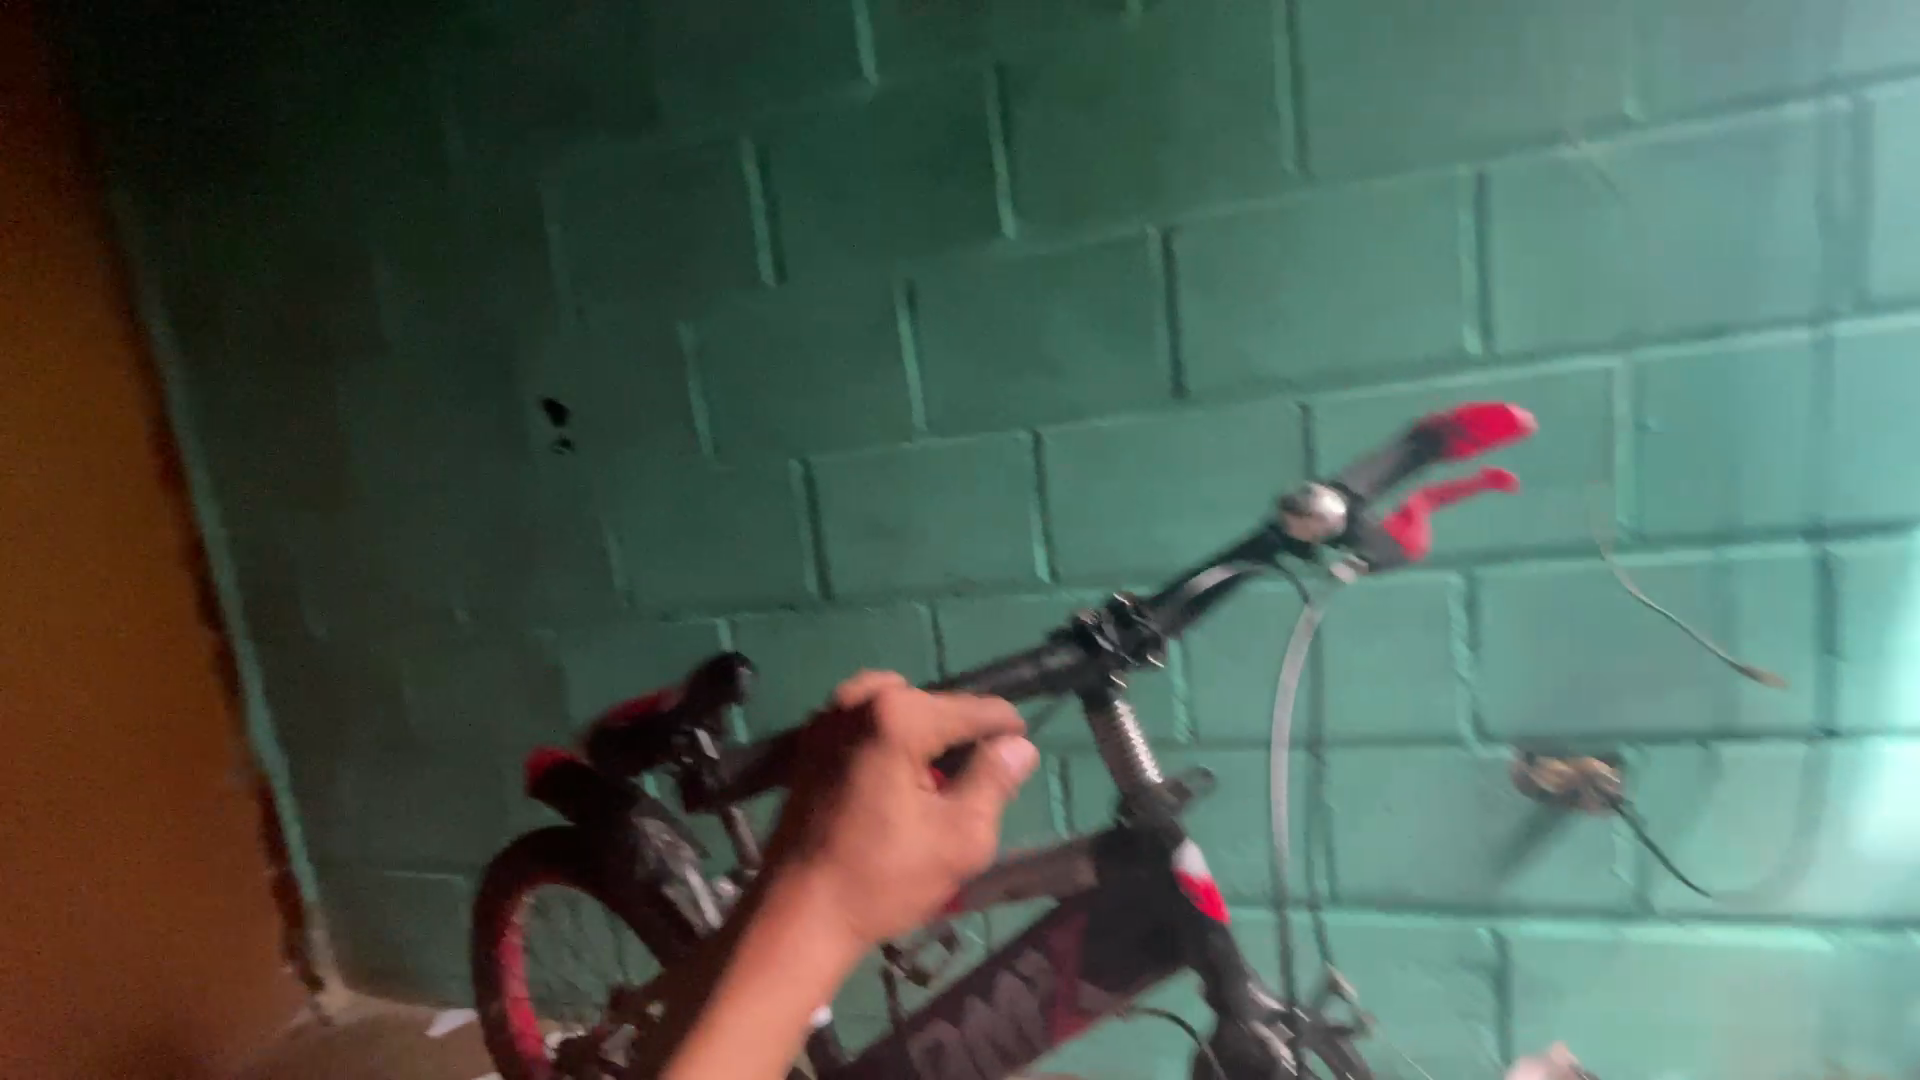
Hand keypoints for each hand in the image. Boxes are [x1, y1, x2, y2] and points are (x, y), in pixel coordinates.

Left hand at [761, 671, 1038, 949]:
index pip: (975, 709)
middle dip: (960, 737)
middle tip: (970, 784)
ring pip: (900, 706)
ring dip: (923, 732)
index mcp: (900, 716)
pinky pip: (865, 718)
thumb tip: (1020, 746)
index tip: (1021, 756)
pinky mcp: (810, 738)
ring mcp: (829, 715)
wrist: (795, 915)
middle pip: (936, 704)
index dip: (1006, 732)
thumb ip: (995, 781)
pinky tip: (892, 779)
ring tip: (932, 780)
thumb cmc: (881, 879)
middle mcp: (861, 698)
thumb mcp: (959, 838)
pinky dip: (886, 736)